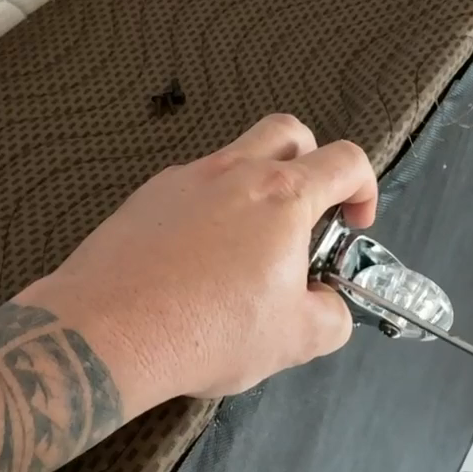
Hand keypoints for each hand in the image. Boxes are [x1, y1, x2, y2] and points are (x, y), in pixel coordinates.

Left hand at [17, 114, 376, 415]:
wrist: (107, 333)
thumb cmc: (206, 331)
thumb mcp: (294, 340)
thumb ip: (330, 316)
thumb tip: (327, 304)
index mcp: (281, 197)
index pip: (345, 160)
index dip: (364, 187)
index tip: (354, 222)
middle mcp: (232, 172)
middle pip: (288, 131)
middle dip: (311, 160)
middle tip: (306, 211)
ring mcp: (183, 179)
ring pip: (235, 157)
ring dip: (256, 187)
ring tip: (247, 249)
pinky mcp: (145, 198)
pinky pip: (192, 187)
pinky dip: (210, 209)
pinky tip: (197, 260)